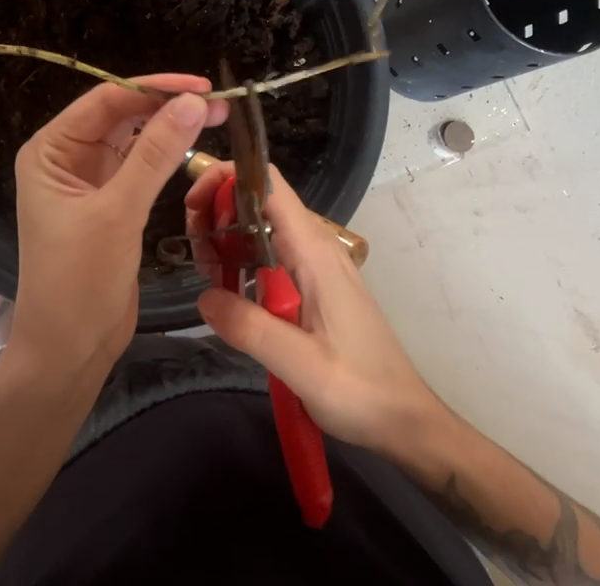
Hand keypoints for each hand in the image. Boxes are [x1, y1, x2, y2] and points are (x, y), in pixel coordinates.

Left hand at [9, 75, 227, 384]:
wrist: (69, 350)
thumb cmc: (79, 280)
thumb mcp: (117, 212)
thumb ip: (155, 155)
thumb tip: (193, 102)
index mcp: (50, 151)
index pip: (105, 101)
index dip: (153, 88)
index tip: (201, 85)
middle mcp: (65, 158)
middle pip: (120, 116)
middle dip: (166, 106)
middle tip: (219, 101)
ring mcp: (88, 181)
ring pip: (133, 140)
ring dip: (170, 129)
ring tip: (216, 116)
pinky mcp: (110, 205)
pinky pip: (140, 167)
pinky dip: (166, 156)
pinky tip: (195, 145)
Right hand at [190, 164, 452, 461]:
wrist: (404, 420)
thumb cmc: (360, 390)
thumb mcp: (301, 366)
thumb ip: (250, 329)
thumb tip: (203, 296)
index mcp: (314, 252)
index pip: (267, 184)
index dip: (226, 180)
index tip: (195, 209)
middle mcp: (315, 247)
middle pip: (258, 199)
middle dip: (217, 211)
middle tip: (196, 255)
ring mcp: (315, 265)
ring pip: (260, 226)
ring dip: (225, 239)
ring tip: (207, 276)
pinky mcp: (312, 285)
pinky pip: (268, 253)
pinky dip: (241, 260)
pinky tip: (228, 292)